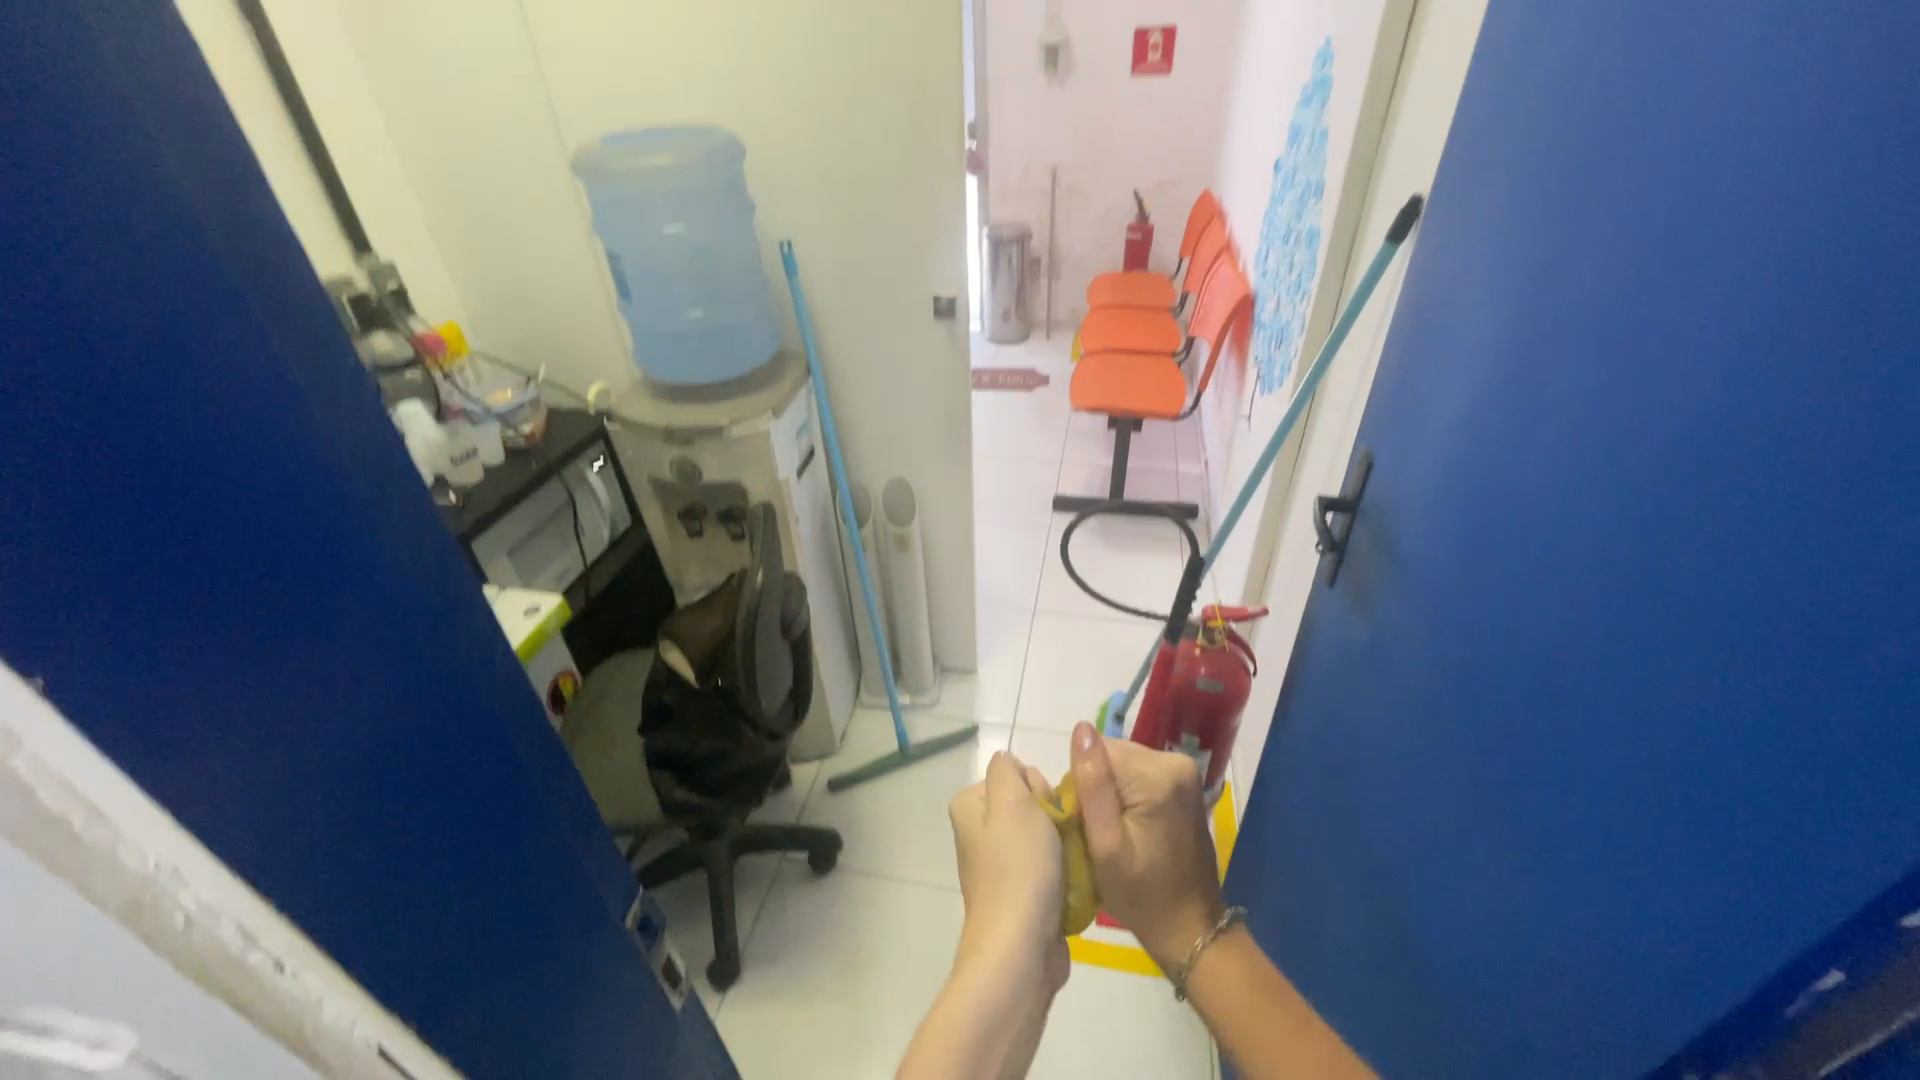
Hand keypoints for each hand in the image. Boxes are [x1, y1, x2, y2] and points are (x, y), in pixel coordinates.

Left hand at [948, 751, 1069, 994]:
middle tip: (1058, 841)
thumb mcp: (1012, 802)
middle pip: (1030, 803)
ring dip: (1064, 845)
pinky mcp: (1020, 893)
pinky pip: (1050, 866)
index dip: (1037, 787)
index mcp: (970, 806)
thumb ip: (1007, 770)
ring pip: (1045, 834)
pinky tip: (1071, 885)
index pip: (1014, 773)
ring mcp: (999, 865)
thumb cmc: (1019, 868)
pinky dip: (1064, 871)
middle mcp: (978, 832)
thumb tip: (1008, 762)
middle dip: (1053, 816)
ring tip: (1070, 865)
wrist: (1021, 948)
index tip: (1045, 812)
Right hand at [1070, 722, 1223, 969]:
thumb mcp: (1105, 845)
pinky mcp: (1184, 783)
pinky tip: (1130, 827)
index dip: (1082, 785)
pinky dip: (1126, 795)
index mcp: (1157, 774)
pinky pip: (1137, 774)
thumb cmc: (1142, 895)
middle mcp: (1176, 762)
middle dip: (1098, 787)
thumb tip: (1081, 729)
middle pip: (1111, 754)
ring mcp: (1184, 771)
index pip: (1097, 751)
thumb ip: (1092, 785)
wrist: (1189, 927)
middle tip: (1100, 833)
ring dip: (1111, 792)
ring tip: (1115, 832)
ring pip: (1122, 763)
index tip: (1088, 824)